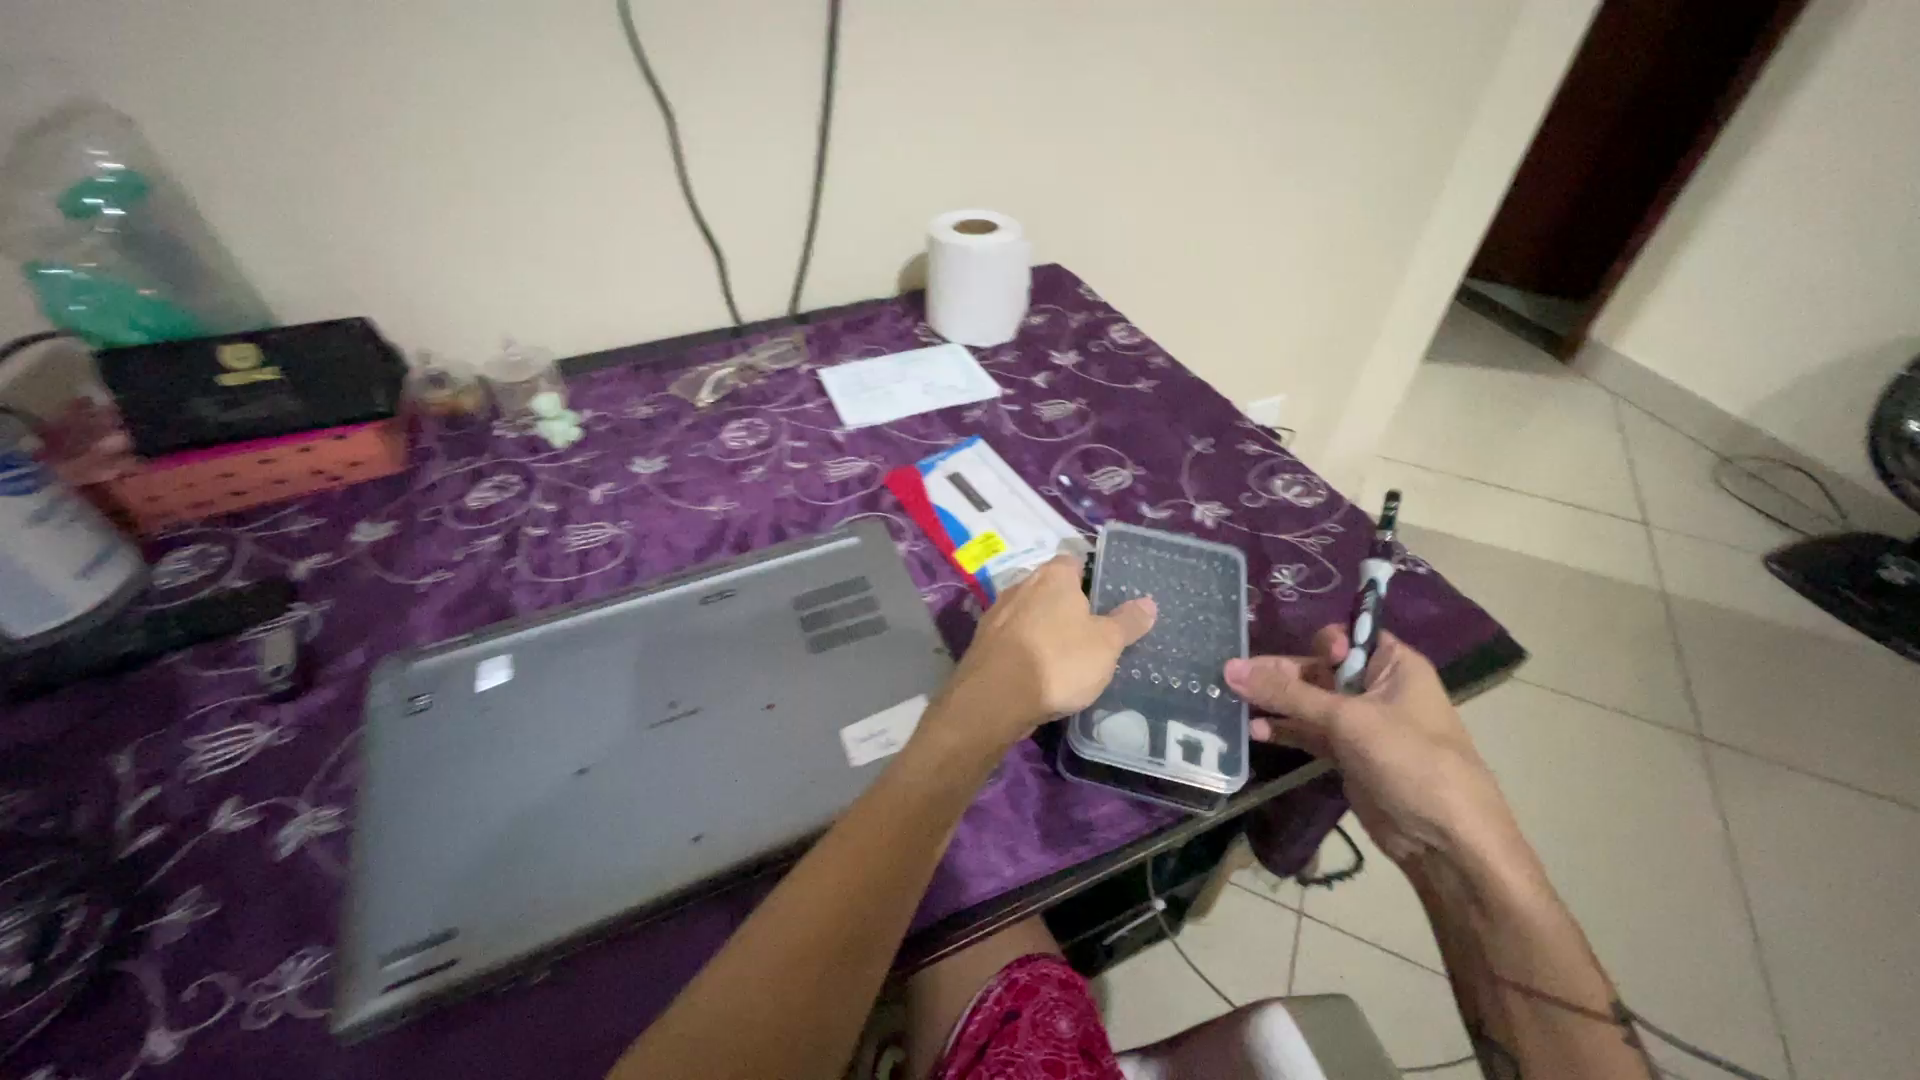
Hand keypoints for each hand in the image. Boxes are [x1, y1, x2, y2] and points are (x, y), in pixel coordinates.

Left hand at [919, 555, 1155, 762]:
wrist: (995, 697)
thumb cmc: (1058, 661)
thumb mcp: (1106, 644)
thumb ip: (1127, 622)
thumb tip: (1148, 603)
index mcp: (1053, 577)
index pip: (1072, 561)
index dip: (1089, 575)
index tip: (1103, 596)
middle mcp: (1021, 585)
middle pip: (1048, 587)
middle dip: (1065, 604)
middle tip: (1089, 628)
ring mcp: (997, 613)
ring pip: (1027, 612)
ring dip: (1042, 627)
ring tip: (1064, 652)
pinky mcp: (982, 642)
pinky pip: (1011, 638)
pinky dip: (1024, 647)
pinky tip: (1036, 670)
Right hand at [1224, 626, 1523, 873]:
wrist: (1445, 840)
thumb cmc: (1409, 761)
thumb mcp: (1348, 720)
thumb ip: (1288, 694)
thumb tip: (1231, 668)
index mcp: (1394, 665)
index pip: (1349, 636)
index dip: (1320, 643)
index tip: (1298, 658)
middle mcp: (1377, 688)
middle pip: (1320, 669)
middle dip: (1280, 673)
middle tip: (1234, 676)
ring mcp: (1361, 724)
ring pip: (1308, 702)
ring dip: (1275, 703)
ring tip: (1233, 701)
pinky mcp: (1347, 755)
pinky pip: (1309, 732)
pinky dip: (1284, 730)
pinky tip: (1255, 731)